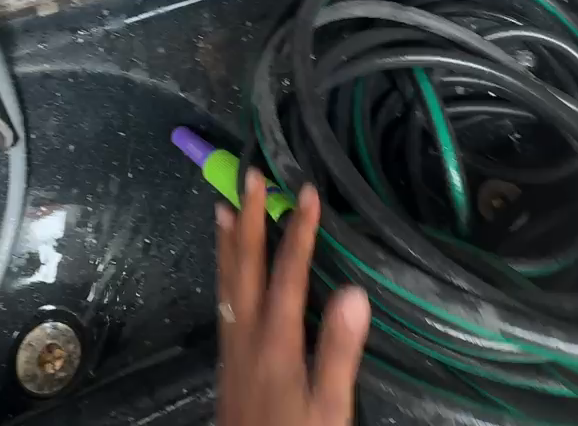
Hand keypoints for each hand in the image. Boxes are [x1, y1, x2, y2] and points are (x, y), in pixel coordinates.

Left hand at [214, 170, 370, 425]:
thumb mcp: (329, 412)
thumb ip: (339, 352)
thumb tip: (356, 291)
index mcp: (276, 341)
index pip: (287, 273)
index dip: (299, 230)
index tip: (308, 191)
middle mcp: (247, 334)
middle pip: (245, 265)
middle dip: (250, 218)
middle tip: (252, 176)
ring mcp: (233, 346)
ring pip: (226, 279)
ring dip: (228, 239)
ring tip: (225, 204)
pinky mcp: (227, 359)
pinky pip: (222, 298)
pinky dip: (222, 269)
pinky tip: (225, 265)